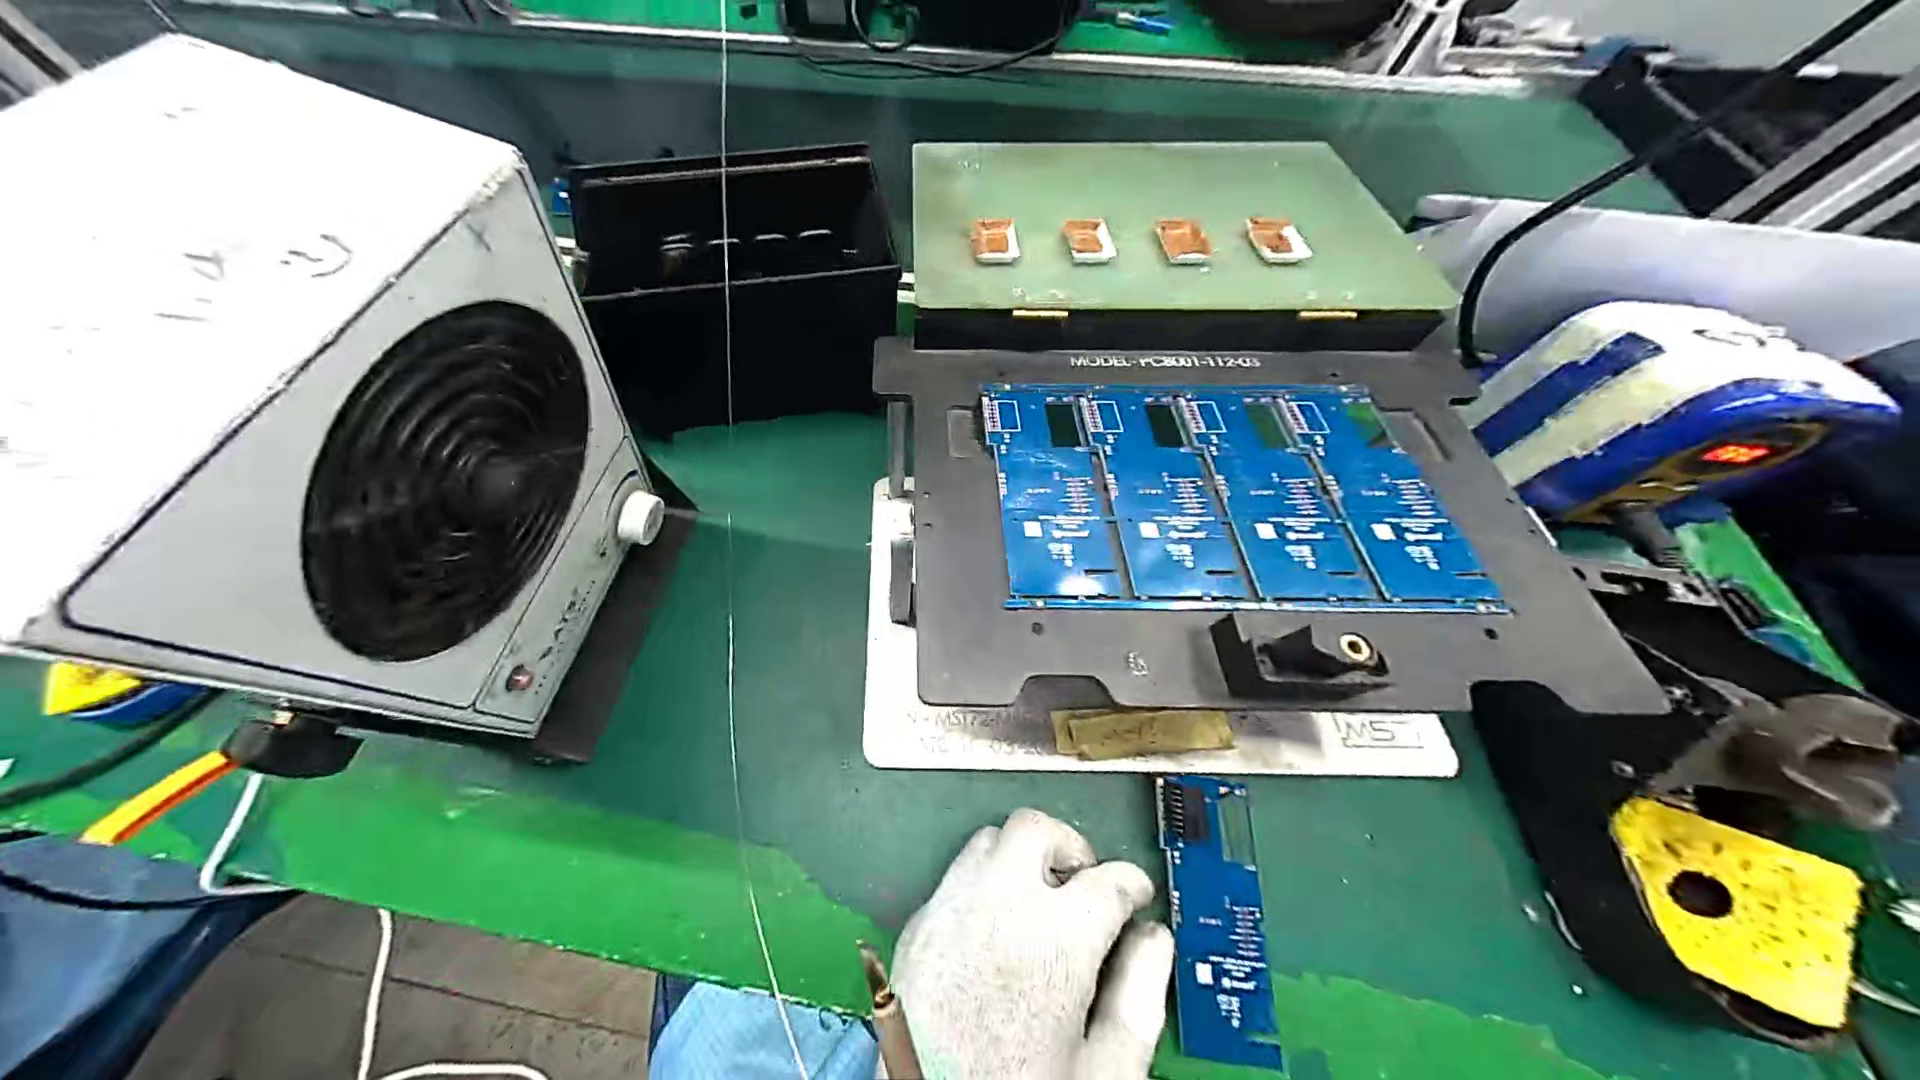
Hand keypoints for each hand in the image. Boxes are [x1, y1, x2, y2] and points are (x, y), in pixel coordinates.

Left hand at [891, 808, 1174, 1079]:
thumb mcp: (1104, 1069)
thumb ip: (1140, 998)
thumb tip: (1153, 941)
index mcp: (1057, 938)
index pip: (1109, 880)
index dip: (1131, 883)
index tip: (1132, 893)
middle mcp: (1001, 903)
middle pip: (1036, 829)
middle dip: (1068, 846)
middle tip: (1082, 881)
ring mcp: (952, 907)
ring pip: (990, 840)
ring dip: (1019, 858)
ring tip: (1035, 899)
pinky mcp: (919, 924)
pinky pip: (956, 876)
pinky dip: (982, 884)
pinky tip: (992, 926)